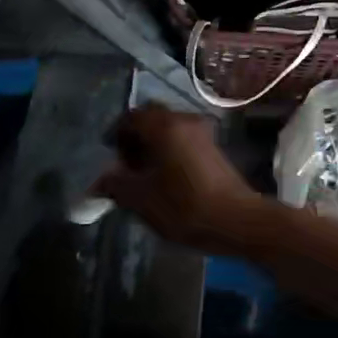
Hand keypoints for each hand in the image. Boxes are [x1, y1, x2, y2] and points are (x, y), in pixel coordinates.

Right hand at [95, 106, 267, 253]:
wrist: (237, 220)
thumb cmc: (184, 207)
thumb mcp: (142, 200)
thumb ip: (115, 185)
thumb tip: (99, 181)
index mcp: (163, 126)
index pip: (130, 117)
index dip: (116, 135)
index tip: (111, 158)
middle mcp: (183, 119)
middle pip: (150, 118)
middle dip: (135, 138)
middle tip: (127, 165)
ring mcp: (201, 130)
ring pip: (167, 127)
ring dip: (153, 144)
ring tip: (146, 174)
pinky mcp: (212, 145)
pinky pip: (182, 137)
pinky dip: (169, 149)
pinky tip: (167, 177)